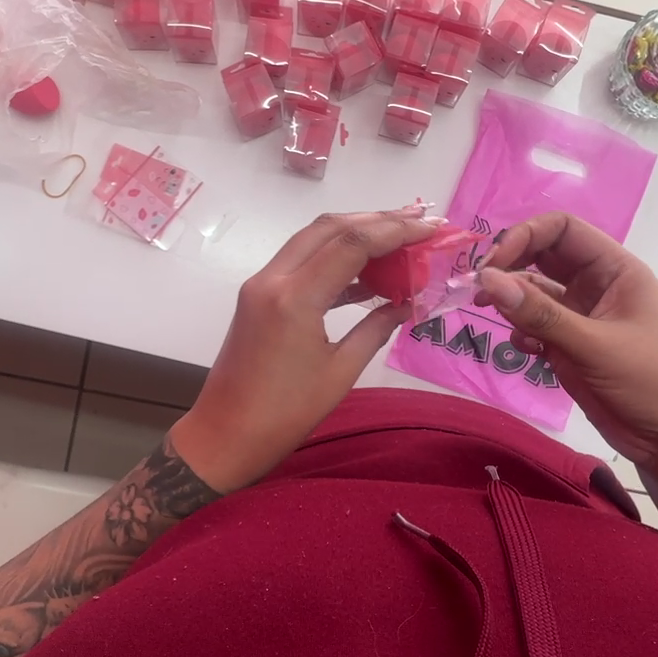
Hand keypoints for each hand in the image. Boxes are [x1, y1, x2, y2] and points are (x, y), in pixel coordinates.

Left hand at [172, 207, 444, 491]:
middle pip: (329, 228)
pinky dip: (333, 260)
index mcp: (295, 298)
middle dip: (377, 220)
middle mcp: (273, 279)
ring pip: (312, 240)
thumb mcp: (340, 373)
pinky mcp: (257, 297)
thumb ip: (375, 329)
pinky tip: (366, 275)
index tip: (432, 227)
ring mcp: (261, 285)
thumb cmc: (285, 415)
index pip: (351, 243)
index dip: (396, 230)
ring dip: (354, 235)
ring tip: (399, 241)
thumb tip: (406, 304)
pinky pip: (300, 263)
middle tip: (419, 222)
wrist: (225, 435)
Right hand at [476, 212, 657, 475]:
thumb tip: (486, 279)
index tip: (493, 266)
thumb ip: (539, 314)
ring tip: (501, 324)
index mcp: (614, 270)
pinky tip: (525, 351)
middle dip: (509, 270)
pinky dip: (522, 335)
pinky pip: (535, 329)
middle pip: (542, 259)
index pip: (561, 230)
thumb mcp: (595, 346)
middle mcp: (595, 287)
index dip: (524, 237)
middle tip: (479, 292)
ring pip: (534, 297)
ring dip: (512, 306)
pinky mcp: (570, 349)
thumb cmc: (654, 382)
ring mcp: (581, 319)